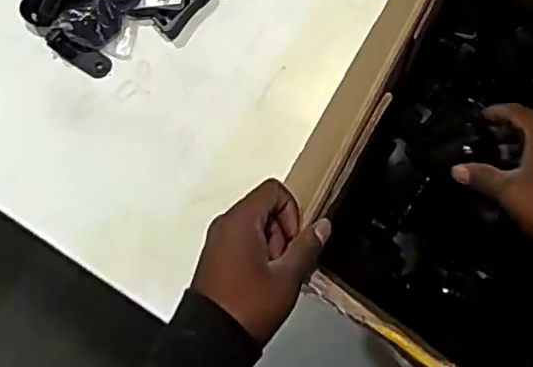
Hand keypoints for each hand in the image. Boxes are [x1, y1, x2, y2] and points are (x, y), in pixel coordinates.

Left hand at [192, 179, 330, 345]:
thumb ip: (307, 246)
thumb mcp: (286, 278)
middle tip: (283, 262)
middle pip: (264, 207)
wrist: (210, 343)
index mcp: (241, 219)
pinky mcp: (212, 258)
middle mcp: (225, 223)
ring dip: (269, 245)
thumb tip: (321, 227)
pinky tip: (258, 283)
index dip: (291, 212)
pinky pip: (239, 240)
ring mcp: (216, 240)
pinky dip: (254, 254)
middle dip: (281, 232)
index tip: (293, 240)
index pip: (274, 190)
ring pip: (253, 225)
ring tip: (271, 277)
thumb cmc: (243, 309)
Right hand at [451, 103, 532, 235]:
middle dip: (506, 127)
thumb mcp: (509, 190)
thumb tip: (455, 169)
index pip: (514, 110)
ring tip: (499, 153)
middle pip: (527, 122)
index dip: (495, 112)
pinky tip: (520, 168)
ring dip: (520, 142)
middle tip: (487, 135)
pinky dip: (532, 152)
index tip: (480, 118)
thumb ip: (482, 176)